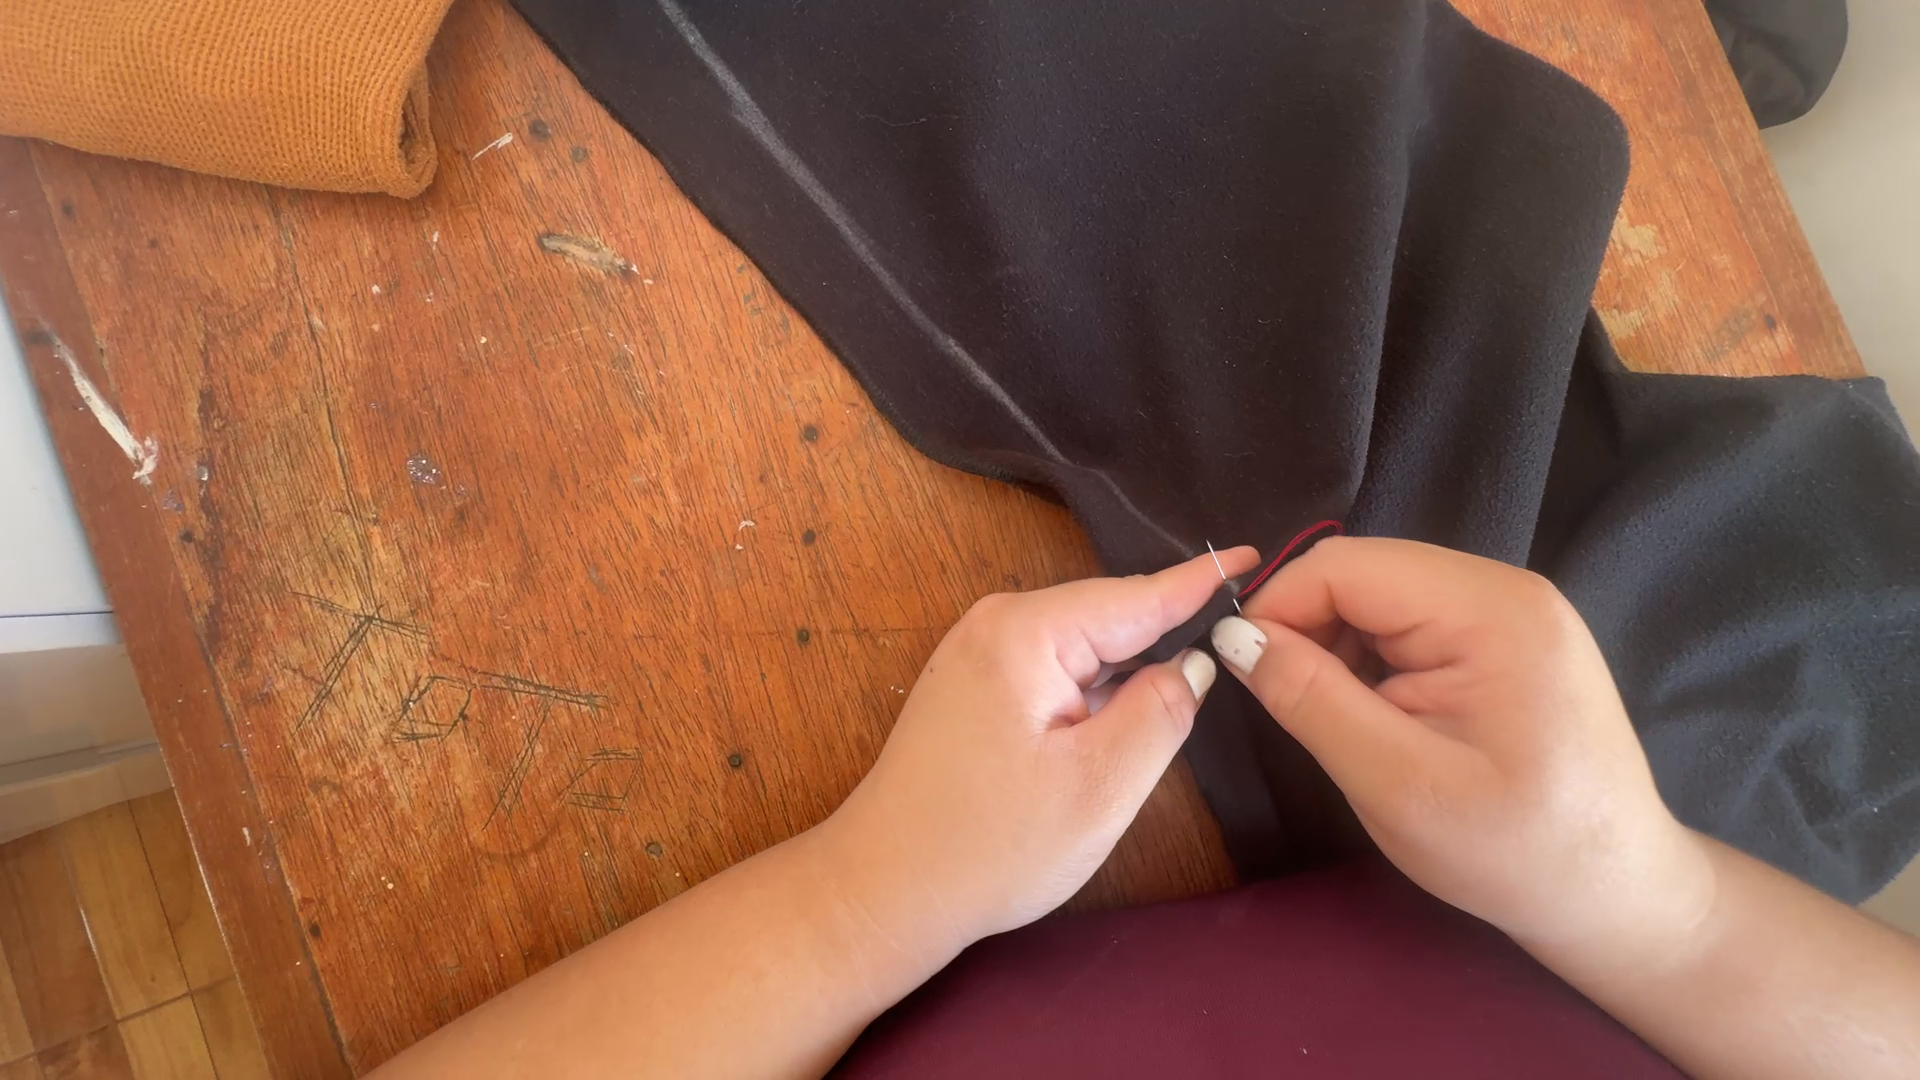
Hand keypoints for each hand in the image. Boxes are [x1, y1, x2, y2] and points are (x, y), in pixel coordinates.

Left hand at [818, 547, 1257, 957]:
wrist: (885, 887)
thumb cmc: (991, 845)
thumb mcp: (1098, 787)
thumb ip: (1159, 712)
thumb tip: (1192, 661)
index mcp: (1025, 632)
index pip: (1133, 596)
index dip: (1198, 581)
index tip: (1253, 557)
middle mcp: (996, 623)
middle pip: (1105, 618)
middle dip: (1164, 634)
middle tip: (1234, 642)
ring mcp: (978, 651)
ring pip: (1079, 646)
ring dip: (1126, 668)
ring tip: (1183, 682)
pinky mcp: (973, 682)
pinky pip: (1052, 667)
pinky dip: (1091, 686)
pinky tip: (1113, 713)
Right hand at [1210, 537, 1715, 971]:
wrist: (1613, 896)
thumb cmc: (1513, 852)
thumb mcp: (1396, 784)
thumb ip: (1309, 699)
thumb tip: (1231, 636)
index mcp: (1489, 612)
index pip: (1342, 567)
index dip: (1277, 607)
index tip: (1245, 670)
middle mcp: (1498, 587)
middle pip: (1355, 571)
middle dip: (1301, 625)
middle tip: (1289, 698)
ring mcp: (1499, 606)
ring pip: (1366, 590)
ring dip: (1327, 640)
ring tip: (1335, 710)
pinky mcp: (1492, 630)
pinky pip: (1393, 614)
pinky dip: (1356, 651)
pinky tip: (1367, 703)